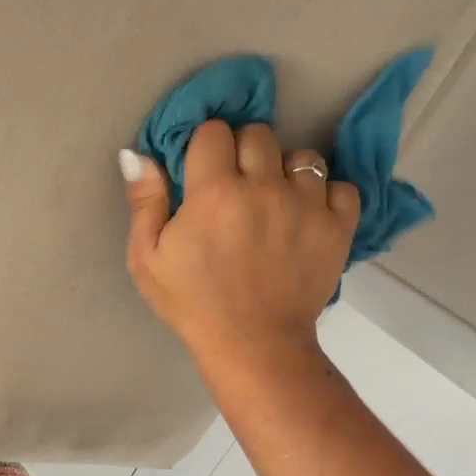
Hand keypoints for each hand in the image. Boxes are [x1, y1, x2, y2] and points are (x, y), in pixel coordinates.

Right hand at [122, 121, 360, 375]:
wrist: (253, 343)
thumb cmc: (191, 302)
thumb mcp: (147, 258)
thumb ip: (144, 202)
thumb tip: (136, 155)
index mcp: (213, 193)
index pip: (213, 132)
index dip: (203, 147)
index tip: (199, 172)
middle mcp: (264, 187)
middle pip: (259, 134)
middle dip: (242, 152)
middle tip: (232, 186)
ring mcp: (307, 203)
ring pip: (301, 155)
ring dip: (283, 172)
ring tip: (271, 202)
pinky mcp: (338, 223)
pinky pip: (339, 184)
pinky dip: (323, 194)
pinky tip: (303, 216)